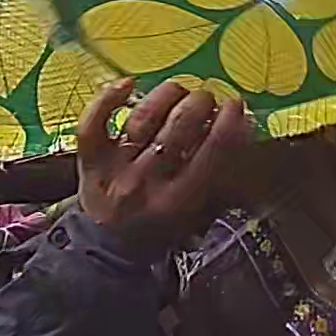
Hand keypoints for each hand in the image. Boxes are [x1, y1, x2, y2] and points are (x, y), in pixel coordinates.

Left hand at [76, 79, 250, 259]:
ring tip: (180, 93)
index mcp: (180, 198)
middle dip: (201, 103)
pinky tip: (129, 83)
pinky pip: (94, 123)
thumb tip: (244, 122)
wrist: (106, 252)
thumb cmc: (163, 226)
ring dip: (169, 94)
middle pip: (180, 124)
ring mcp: (116, 169)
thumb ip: (223, 167)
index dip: (229, 121)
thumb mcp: (201, 208)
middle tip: (207, 101)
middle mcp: (148, 182)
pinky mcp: (90, 160)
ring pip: (145, 116)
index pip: (212, 150)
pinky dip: (109, 98)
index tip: (236, 105)